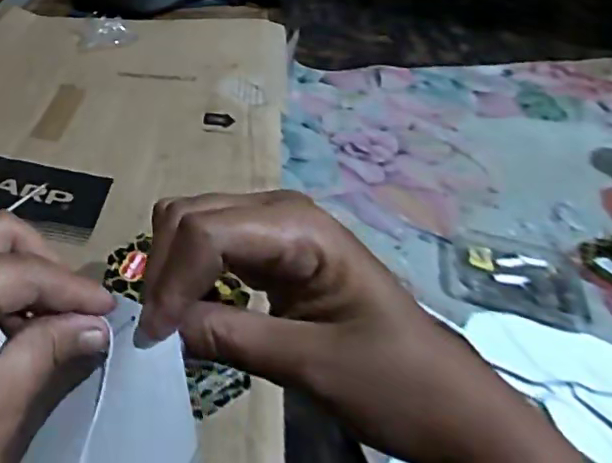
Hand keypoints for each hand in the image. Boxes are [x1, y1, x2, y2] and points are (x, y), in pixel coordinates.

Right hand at [137, 191, 580, 462]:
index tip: (157, 336)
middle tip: (157, 329)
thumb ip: (230, 337)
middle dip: (165, 268)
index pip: (206, 232)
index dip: (173, 279)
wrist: (454, 405)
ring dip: (171, 266)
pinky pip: (208, 241)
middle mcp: (276, 207)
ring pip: (190, 222)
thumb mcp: (312, 365)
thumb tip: (160, 329)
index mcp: (296, 224)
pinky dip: (188, 270)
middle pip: (190, 215)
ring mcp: (271, 221)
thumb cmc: (397, 383)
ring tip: (170, 319)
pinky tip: (191, 305)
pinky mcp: (267, 244)